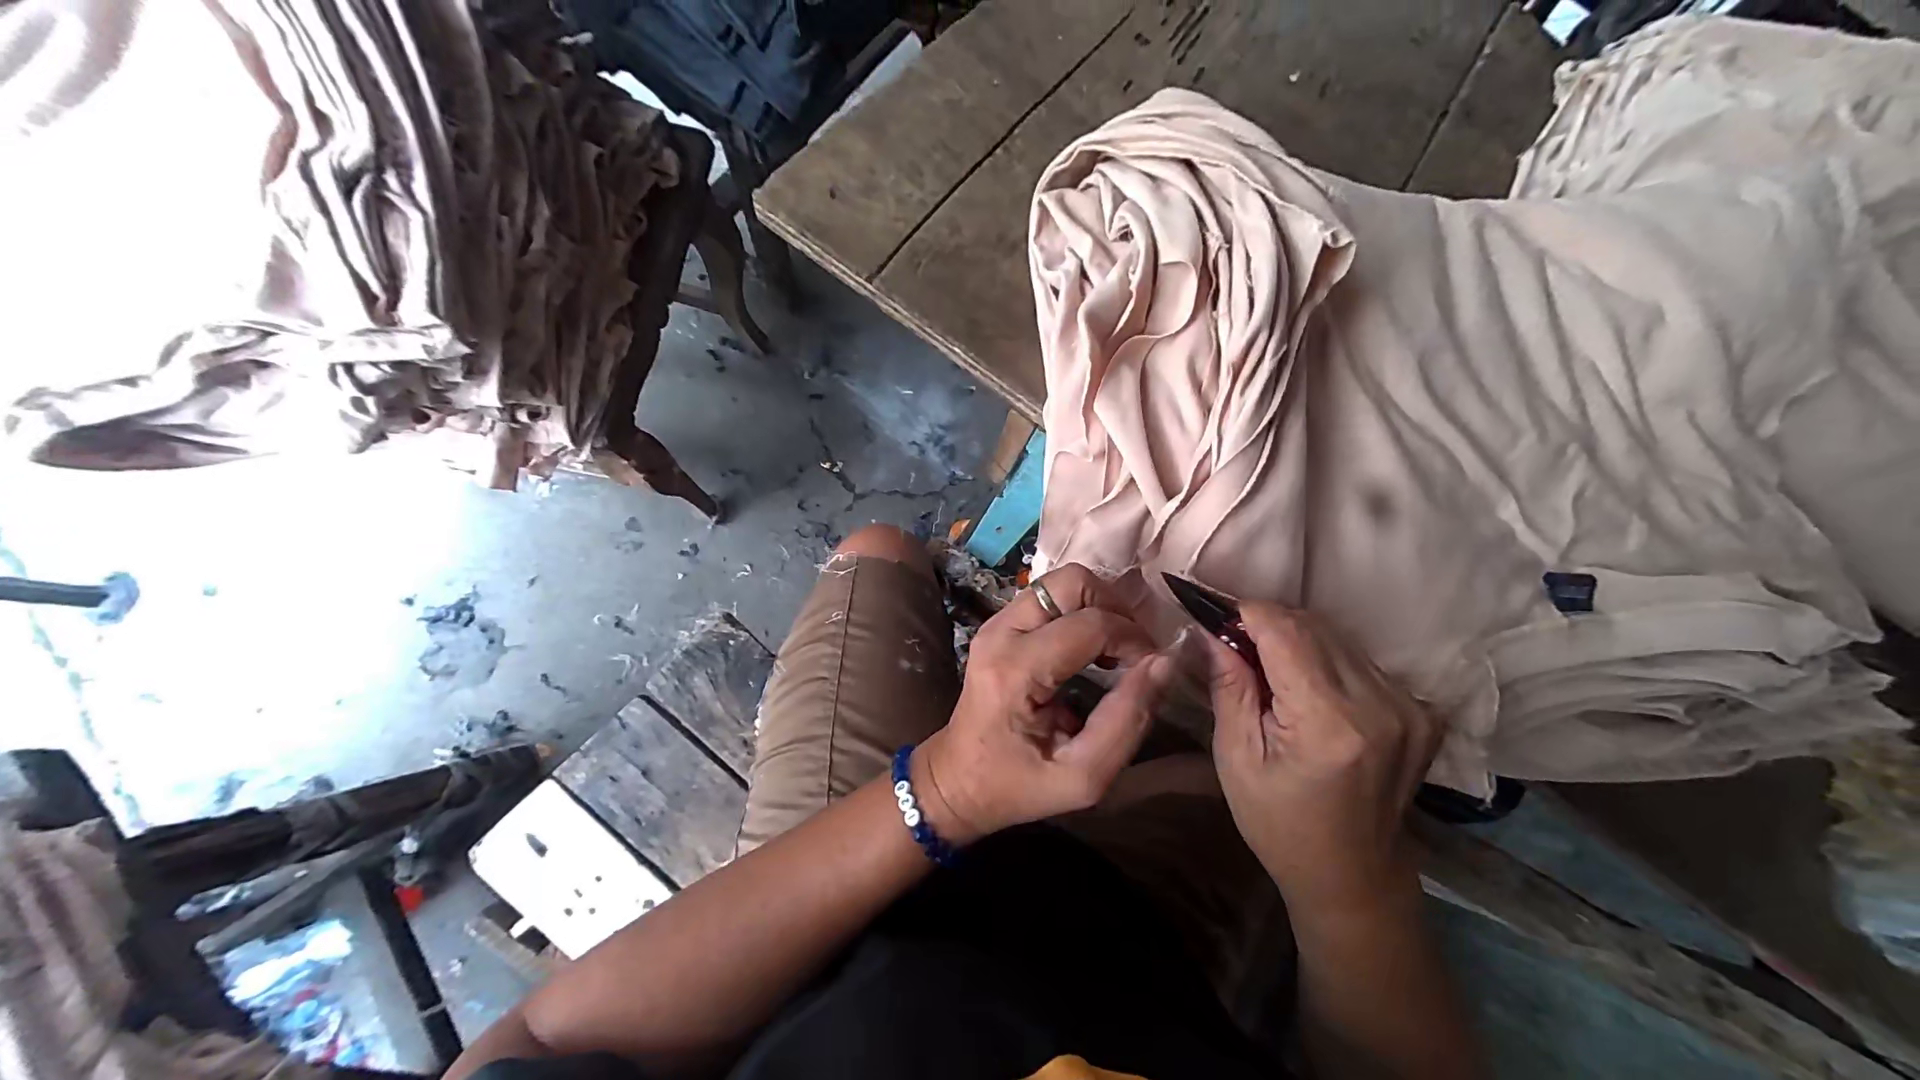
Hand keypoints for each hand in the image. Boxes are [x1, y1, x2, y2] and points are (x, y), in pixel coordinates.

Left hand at [916, 564, 1174, 843]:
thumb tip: (1164, 663)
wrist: (957, 779)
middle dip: (1115, 608)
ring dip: (1099, 607)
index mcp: (1015, 670)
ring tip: (1116, 650)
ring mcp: (996, 623)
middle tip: (1132, 651)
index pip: (1091, 624)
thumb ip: (1128, 719)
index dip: (1133, 640)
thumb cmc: (1017, 786)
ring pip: (1061, 583)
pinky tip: (1093, 649)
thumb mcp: (1084, 776)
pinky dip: (1081, 612)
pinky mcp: (999, 624)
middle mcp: (1001, 633)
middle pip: (1072, 582)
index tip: (1150, 670)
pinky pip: (1050, 597)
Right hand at [1205, 602, 1442, 907]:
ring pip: (1338, 638)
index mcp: (1328, 722)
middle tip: (1234, 645)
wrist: (1351, 873)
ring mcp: (1408, 708)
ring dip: (1297, 641)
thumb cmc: (1277, 821)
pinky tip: (1309, 691)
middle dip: (1267, 624)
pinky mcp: (1423, 714)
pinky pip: (1362, 661)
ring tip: (1269, 671)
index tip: (1215, 617)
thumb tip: (1209, 629)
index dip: (1245, 613)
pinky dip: (1327, 661)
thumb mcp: (1235, 756)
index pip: (1284, 630)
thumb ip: (1228, 685)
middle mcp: (1379, 706)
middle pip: (1312, 627)